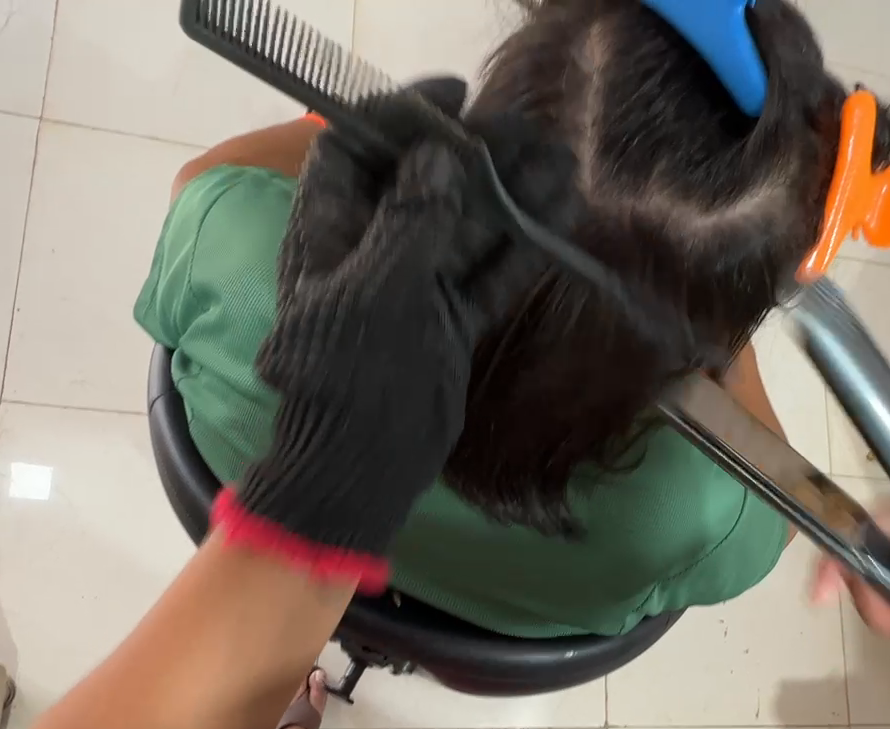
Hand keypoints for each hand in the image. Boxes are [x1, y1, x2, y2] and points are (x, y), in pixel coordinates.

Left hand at [220, 78, 578, 587]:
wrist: (364, 465)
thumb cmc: (350, 378)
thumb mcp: (376, 291)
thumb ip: (411, 221)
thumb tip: (438, 154)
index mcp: (328, 233)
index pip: (356, 150)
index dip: (402, 117)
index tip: (455, 101)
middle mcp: (372, 252)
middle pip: (425, 184)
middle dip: (476, 156)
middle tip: (531, 136)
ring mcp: (415, 288)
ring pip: (466, 229)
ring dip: (511, 198)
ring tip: (561, 164)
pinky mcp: (451, 322)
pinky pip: (489, 275)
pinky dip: (522, 250)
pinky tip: (560, 216)